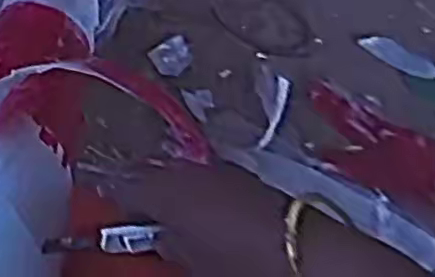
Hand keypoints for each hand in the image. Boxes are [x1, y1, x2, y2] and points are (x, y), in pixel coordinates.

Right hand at [113, 163, 423, 276]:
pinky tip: (215, 224)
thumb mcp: (198, 267)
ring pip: (173, 176)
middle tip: (142, 228)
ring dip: (171, 196)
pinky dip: (201, 197)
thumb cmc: (246, 268)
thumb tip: (153, 239)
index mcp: (156, 188)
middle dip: (139, 198)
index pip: (114, 190)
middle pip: (141, 176)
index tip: (110, 227)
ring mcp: (211, 169)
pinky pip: (205, 182)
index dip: (110, 208)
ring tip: (179, 227)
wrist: (324, 261)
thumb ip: (166, 248)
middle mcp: (176, 168)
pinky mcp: (243, 176)